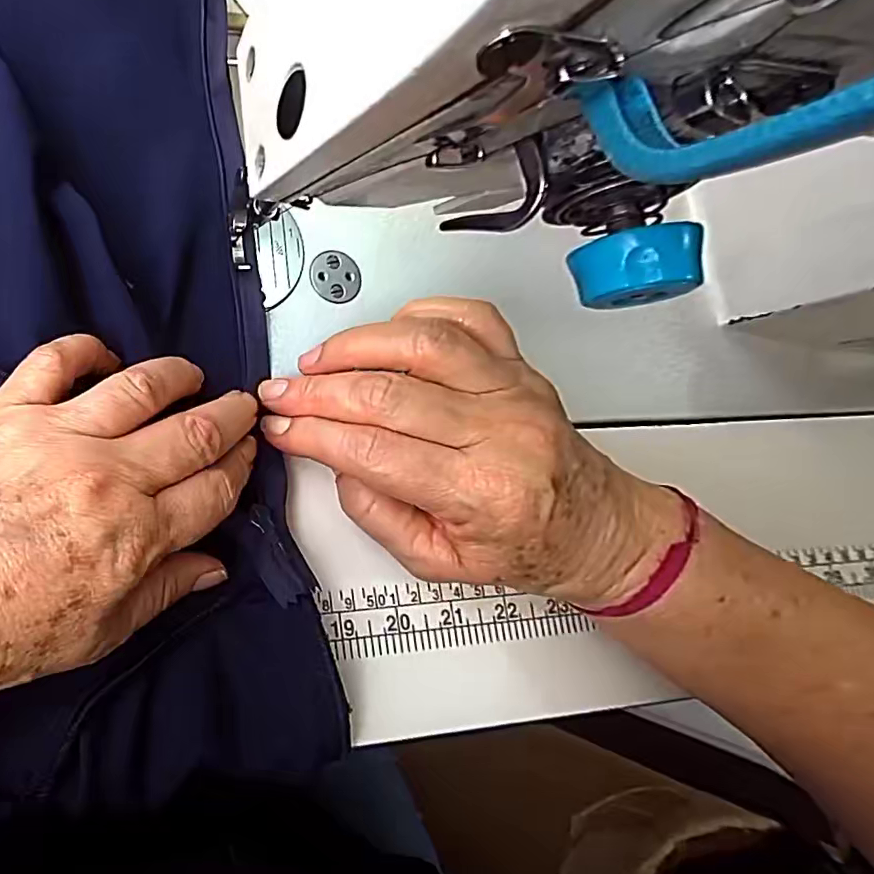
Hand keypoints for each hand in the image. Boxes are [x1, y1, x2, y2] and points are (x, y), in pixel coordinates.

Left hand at [0, 335, 258, 744]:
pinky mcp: (9, 414)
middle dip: (227, 416)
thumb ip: (162, 592)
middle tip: (237, 408)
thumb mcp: (98, 634)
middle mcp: (106, 478)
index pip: (213, 490)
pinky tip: (103, 356)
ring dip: (176, 376)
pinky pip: (56, 361)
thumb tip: (209, 567)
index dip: (239, 468)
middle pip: (192, 432)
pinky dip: (85, 349)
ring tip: (188, 375)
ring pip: (139, 387)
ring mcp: (57, 438)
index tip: (244, 455)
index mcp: (135, 537)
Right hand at [255, 298, 684, 607]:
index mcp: (480, 490)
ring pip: (422, 343)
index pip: (370, 449)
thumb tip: (334, 461)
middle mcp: (502, 432)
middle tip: (280, 395)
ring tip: (317, 361)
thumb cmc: (521, 543)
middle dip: (313, 392)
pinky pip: (467, 317)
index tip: (279, 428)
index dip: (309, 433)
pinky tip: (382, 333)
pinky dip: (415, 315)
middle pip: (383, 393)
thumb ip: (373, 513)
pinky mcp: (518, 367)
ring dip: (354, 346)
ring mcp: (513, 390)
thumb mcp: (432, 559)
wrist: (594, 528)